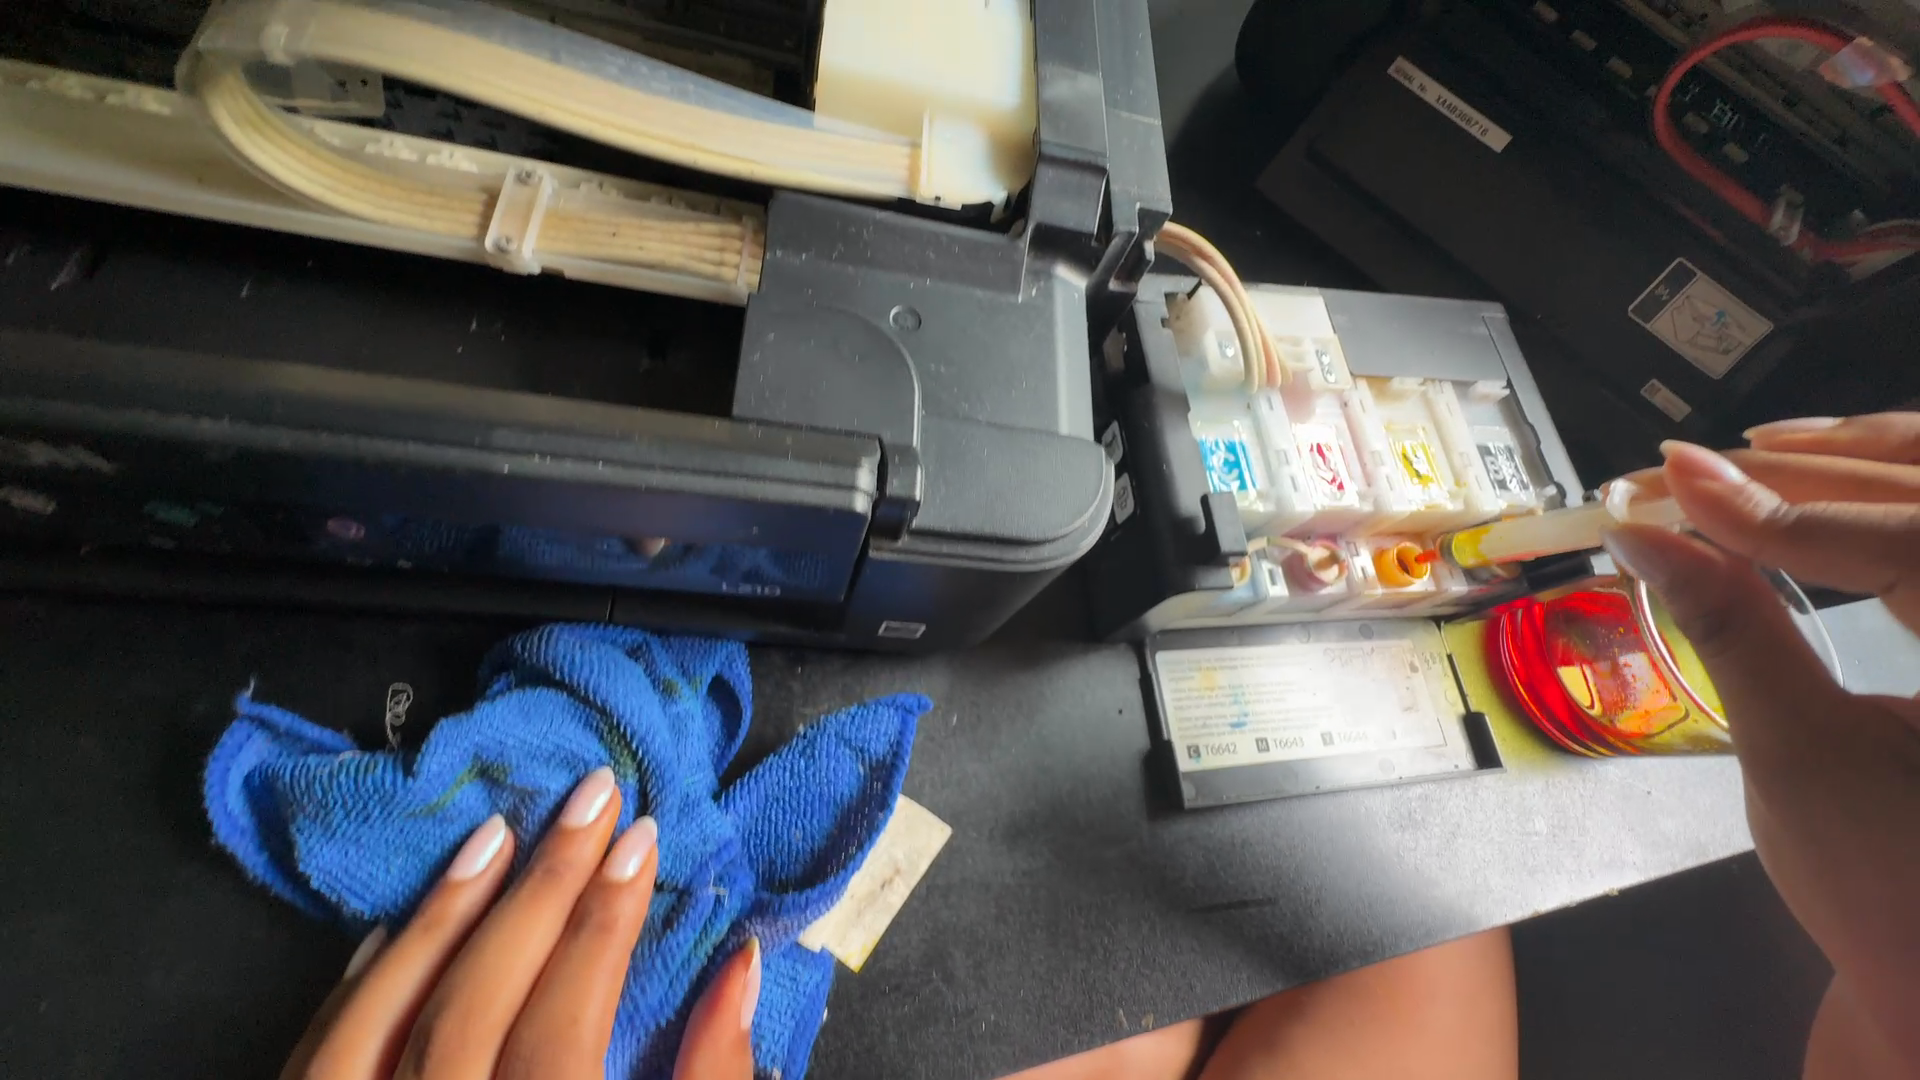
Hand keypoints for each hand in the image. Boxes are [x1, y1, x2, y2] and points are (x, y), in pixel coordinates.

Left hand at [281, 767, 758, 1079]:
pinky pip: (308, 1079)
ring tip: (497, 832)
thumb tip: (740, 966)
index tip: (642, 836)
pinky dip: (350, 997)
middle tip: (589, 795)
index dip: (605, 922)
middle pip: (470, 1011)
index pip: (560, 1029)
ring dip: (438, 920)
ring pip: (369, 1034)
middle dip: (540, 886)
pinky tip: (391, 932)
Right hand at [1600, 414, 1919, 1078]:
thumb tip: (1646, 539)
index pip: (1916, 545)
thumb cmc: (1886, 886)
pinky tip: (1815, 481)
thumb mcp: (1799, 753)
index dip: (1779, 510)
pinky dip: (1884, 499)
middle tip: (1676, 469)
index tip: (1670, 480)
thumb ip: (1729, 627)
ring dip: (1856, 466)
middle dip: (1804, 476)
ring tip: (1740, 457)